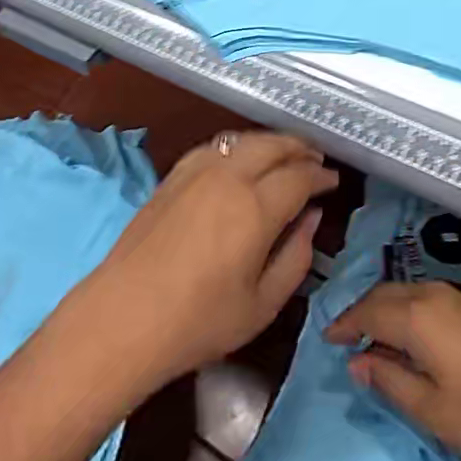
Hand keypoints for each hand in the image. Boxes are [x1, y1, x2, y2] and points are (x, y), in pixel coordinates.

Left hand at [72, 130, 337, 391]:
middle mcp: (227, 177)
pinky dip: (237, 146)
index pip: (298, 176)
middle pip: (271, 145)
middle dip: (298, 148)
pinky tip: (241, 159)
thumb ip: (295, 255)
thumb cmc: (200, 320)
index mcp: (255, 207)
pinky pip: (214, 147)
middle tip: (316, 159)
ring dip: (269, 142)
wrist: (127, 312)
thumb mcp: (263, 303)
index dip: (320, 175)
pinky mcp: (172, 175)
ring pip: (241, 140)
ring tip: (285, 153)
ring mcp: (195, 171)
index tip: (333, 180)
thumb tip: (310, 217)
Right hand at [328, 283, 460, 460]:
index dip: (343, 326)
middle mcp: (430, 294)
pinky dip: (405, 312)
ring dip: (383, 311)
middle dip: (360, 314)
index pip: (365, 313)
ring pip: (403, 294)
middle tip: (347, 339)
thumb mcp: (435, 412)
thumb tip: (359, 364)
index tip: (327, 339)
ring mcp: (456, 297)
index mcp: (415, 316)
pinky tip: (411, 339)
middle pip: (381, 296)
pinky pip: (423, 298)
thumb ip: (390, 383)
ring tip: (375, 341)